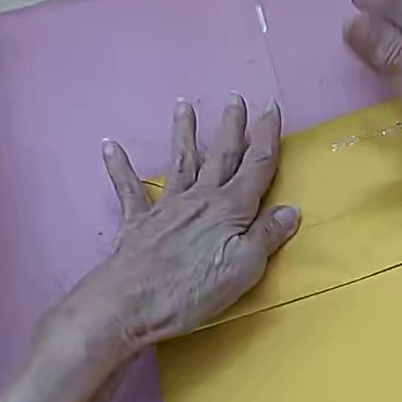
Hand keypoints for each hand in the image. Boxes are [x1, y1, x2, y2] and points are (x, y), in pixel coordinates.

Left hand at [51, 95, 300, 352]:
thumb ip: (267, 236)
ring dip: (185, 134)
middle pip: (221, 156)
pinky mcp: (137, 222)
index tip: (271, 107)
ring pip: (181, 162)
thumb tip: (291, 210)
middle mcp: (200, 198)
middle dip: (231, 127)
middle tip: (235, 98)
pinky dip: (119, 167)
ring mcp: (167, 207)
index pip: (256, 165)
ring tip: (184, 106)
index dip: (267, 136)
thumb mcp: (244, 268)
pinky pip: (128, 189)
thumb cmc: (192, 290)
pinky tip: (110, 146)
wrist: (128, 303)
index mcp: (230, 209)